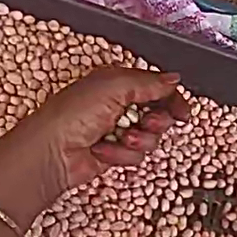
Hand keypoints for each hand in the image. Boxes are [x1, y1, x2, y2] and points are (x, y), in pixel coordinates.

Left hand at [11, 66, 190, 198]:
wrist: (52, 152)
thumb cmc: (74, 114)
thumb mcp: (115, 86)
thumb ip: (149, 82)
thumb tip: (174, 79)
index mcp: (118, 83)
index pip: (156, 88)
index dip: (172, 99)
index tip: (183, 112)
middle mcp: (118, 105)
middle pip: (158, 115)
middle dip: (156, 122)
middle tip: (148, 123)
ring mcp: (116, 131)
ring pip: (150, 139)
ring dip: (138, 140)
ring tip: (121, 137)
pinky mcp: (113, 153)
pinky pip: (135, 156)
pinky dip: (122, 154)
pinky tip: (103, 150)